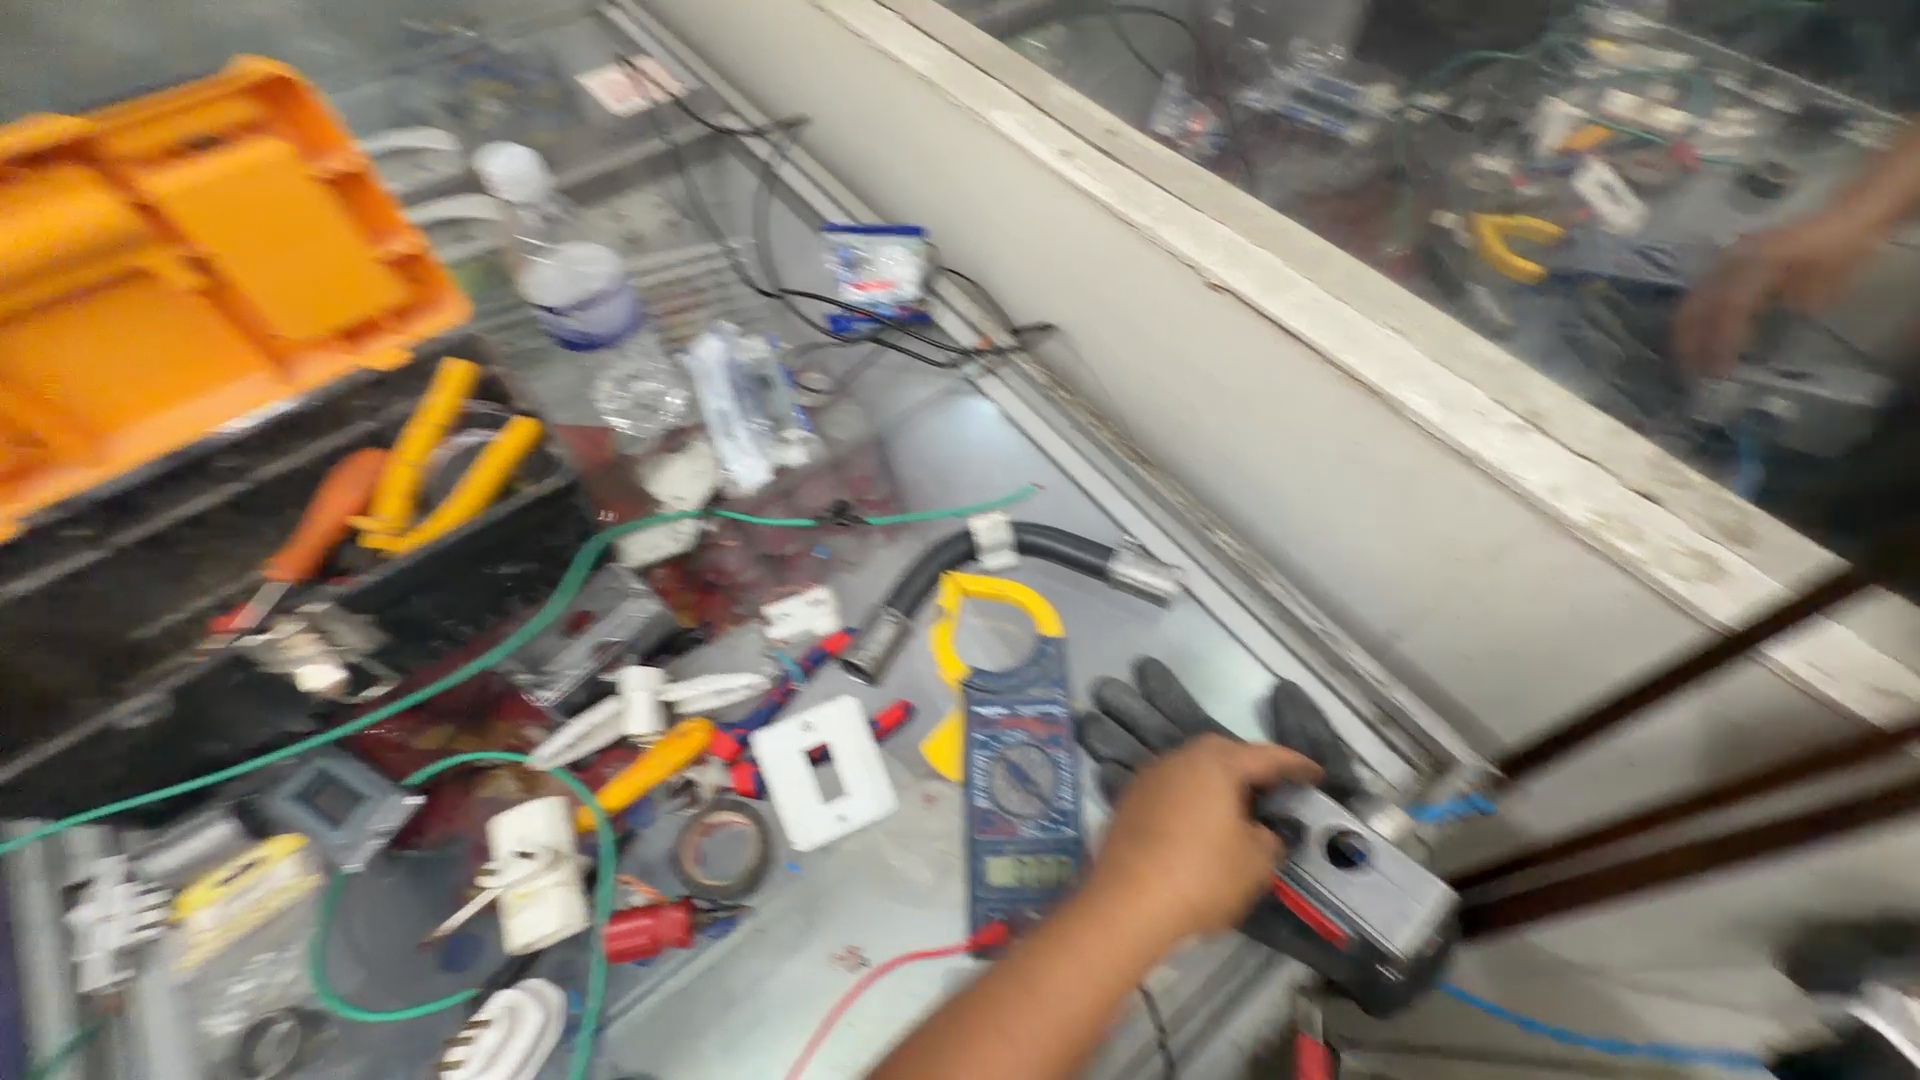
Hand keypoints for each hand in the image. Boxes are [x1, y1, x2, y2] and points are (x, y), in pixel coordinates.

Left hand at [1085, 735, 1320, 943]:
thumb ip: (1268, 837)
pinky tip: (1202, 821)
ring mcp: (1150, 776)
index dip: (1296, 764)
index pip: (1266, 755)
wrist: (1127, 899)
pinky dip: (1193, 796)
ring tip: (1240, 806)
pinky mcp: (1131, 798)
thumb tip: (1259, 829)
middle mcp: (1180, 758)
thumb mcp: (1255, 862)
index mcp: (1216, 763)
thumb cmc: (1201, 875)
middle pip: (1224, 752)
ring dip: (1219, 781)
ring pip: (1194, 767)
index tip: (1316, 775)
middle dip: (1252, 766)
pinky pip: (1173, 787)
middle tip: (1275, 788)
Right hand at [1675, 208, 1887, 375]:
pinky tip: (1696, 342)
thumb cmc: (1841, 251)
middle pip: (1695, 308)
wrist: (1847, 218)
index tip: (1721, 370)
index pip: (1729, 308)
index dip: (1721, 340)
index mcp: (1759, 262)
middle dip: (1689, 343)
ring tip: (1690, 362)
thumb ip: (1791, 306)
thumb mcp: (1826, 282)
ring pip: (1688, 306)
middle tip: (1693, 372)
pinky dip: (1691, 324)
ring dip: (1685, 336)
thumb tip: (1763, 333)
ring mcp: (1721, 264)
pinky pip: (1695, 301)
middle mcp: (1731, 262)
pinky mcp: (1719, 270)